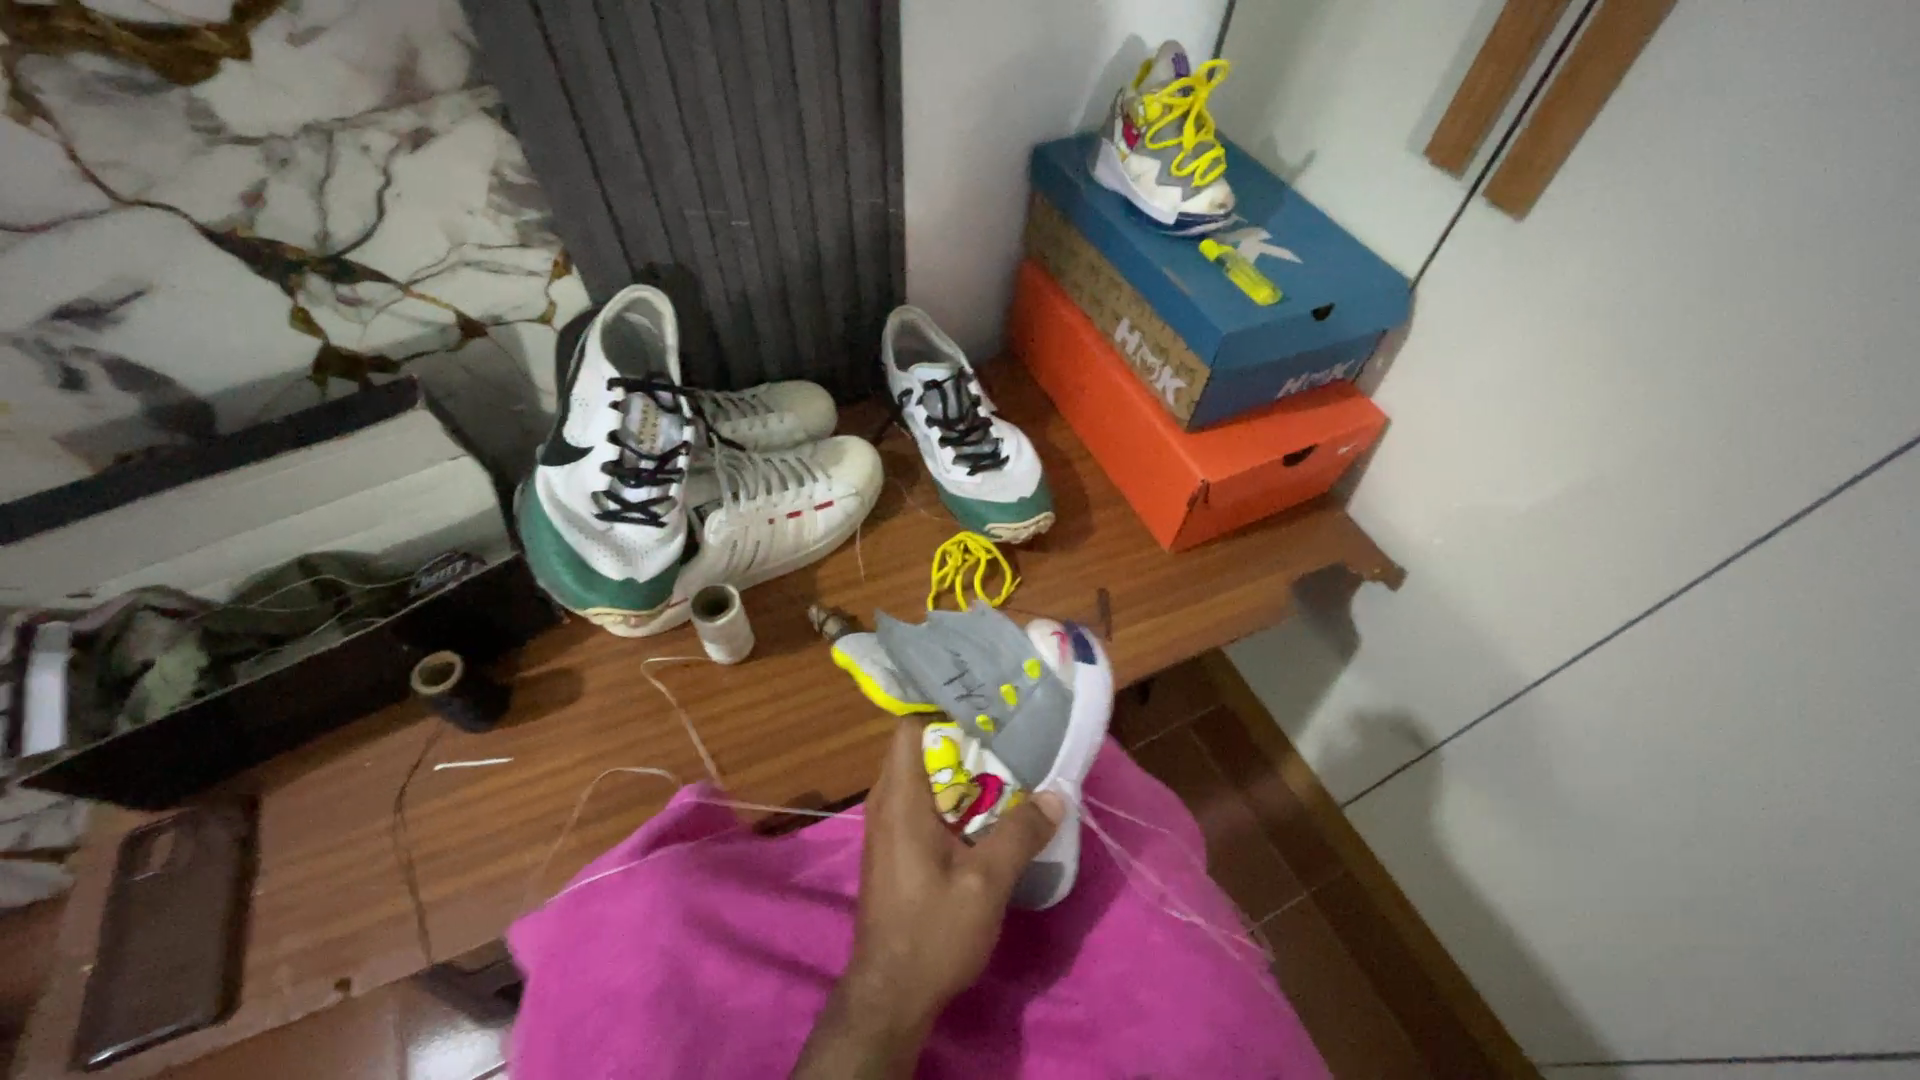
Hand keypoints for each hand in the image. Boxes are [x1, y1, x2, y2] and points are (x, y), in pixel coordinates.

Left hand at [792, 720, 1063, 1077]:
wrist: (890, 995)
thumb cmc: (932, 931)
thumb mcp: (986, 882)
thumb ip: (1020, 833)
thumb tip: (1056, 794)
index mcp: (900, 798)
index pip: (911, 726)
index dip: (946, 708)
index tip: (988, 705)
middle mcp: (886, 803)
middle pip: (920, 749)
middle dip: (964, 739)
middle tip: (1011, 734)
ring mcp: (888, 827)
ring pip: (924, 778)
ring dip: (962, 772)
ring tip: (1009, 764)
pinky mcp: (896, 849)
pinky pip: (923, 804)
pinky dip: (953, 798)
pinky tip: (989, 809)